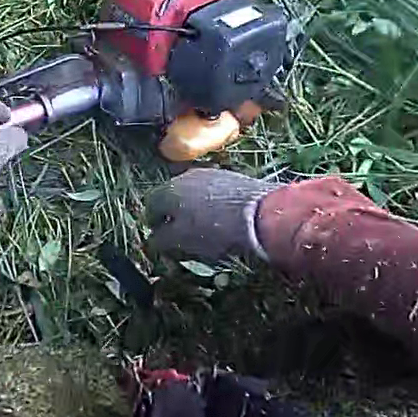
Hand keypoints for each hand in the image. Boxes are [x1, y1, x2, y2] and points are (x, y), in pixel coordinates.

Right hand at [144, 168, 276, 263]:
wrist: (267, 215)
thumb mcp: (182, 241)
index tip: (161, 239)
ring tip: (207, 228)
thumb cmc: (215, 230)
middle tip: (183, 234)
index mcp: (167, 191)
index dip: (153, 224)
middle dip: (174, 215)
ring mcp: (211, 174)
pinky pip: (214, 193)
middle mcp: (185, 177)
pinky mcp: (233, 177)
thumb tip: (153, 240)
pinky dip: (214, 205)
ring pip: (194, 194)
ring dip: (195, 209)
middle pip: (172, 197)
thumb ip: (161, 240)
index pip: (150, 206)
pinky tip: (225, 219)